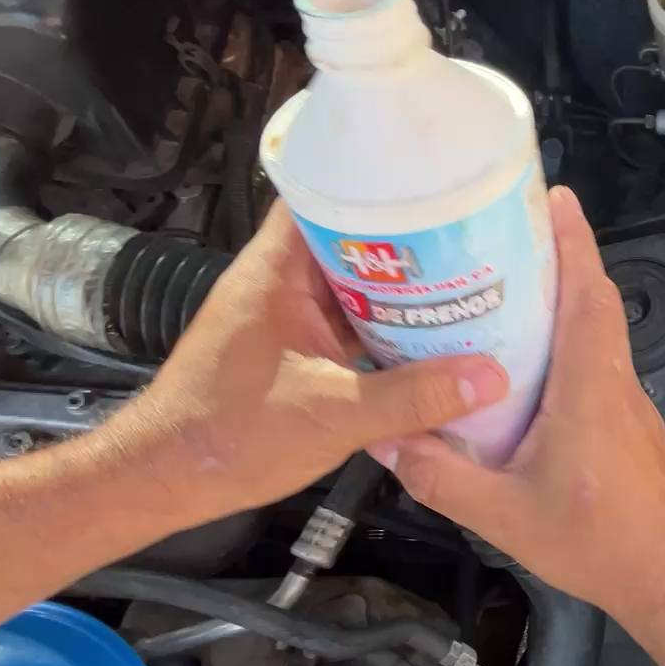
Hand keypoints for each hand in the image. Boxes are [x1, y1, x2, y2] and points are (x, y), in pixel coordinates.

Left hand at [100, 203, 508, 520]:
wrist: (172, 481)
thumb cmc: (235, 436)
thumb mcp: (334, 415)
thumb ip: (415, 397)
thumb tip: (493, 378)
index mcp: (277, 273)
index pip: (324, 195)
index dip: (379, 185)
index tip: (437, 191)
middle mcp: (284, 283)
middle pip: (354, 241)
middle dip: (413, 244)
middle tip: (475, 247)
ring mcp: (292, 318)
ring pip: (359, 287)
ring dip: (408, 292)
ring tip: (470, 290)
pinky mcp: (300, 350)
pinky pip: (356, 325)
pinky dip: (393, 329)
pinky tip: (436, 343)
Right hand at [379, 187, 664, 624]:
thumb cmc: (594, 543)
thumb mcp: (503, 515)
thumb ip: (441, 476)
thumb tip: (383, 438)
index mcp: (591, 391)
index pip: (589, 298)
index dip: (575, 243)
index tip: (554, 196)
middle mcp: (617, 385)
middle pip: (597, 304)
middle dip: (564, 258)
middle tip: (510, 230)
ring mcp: (632, 404)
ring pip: (603, 333)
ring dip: (569, 298)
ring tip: (511, 283)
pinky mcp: (633, 425)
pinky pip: (603, 364)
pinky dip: (575, 340)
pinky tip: (534, 360)